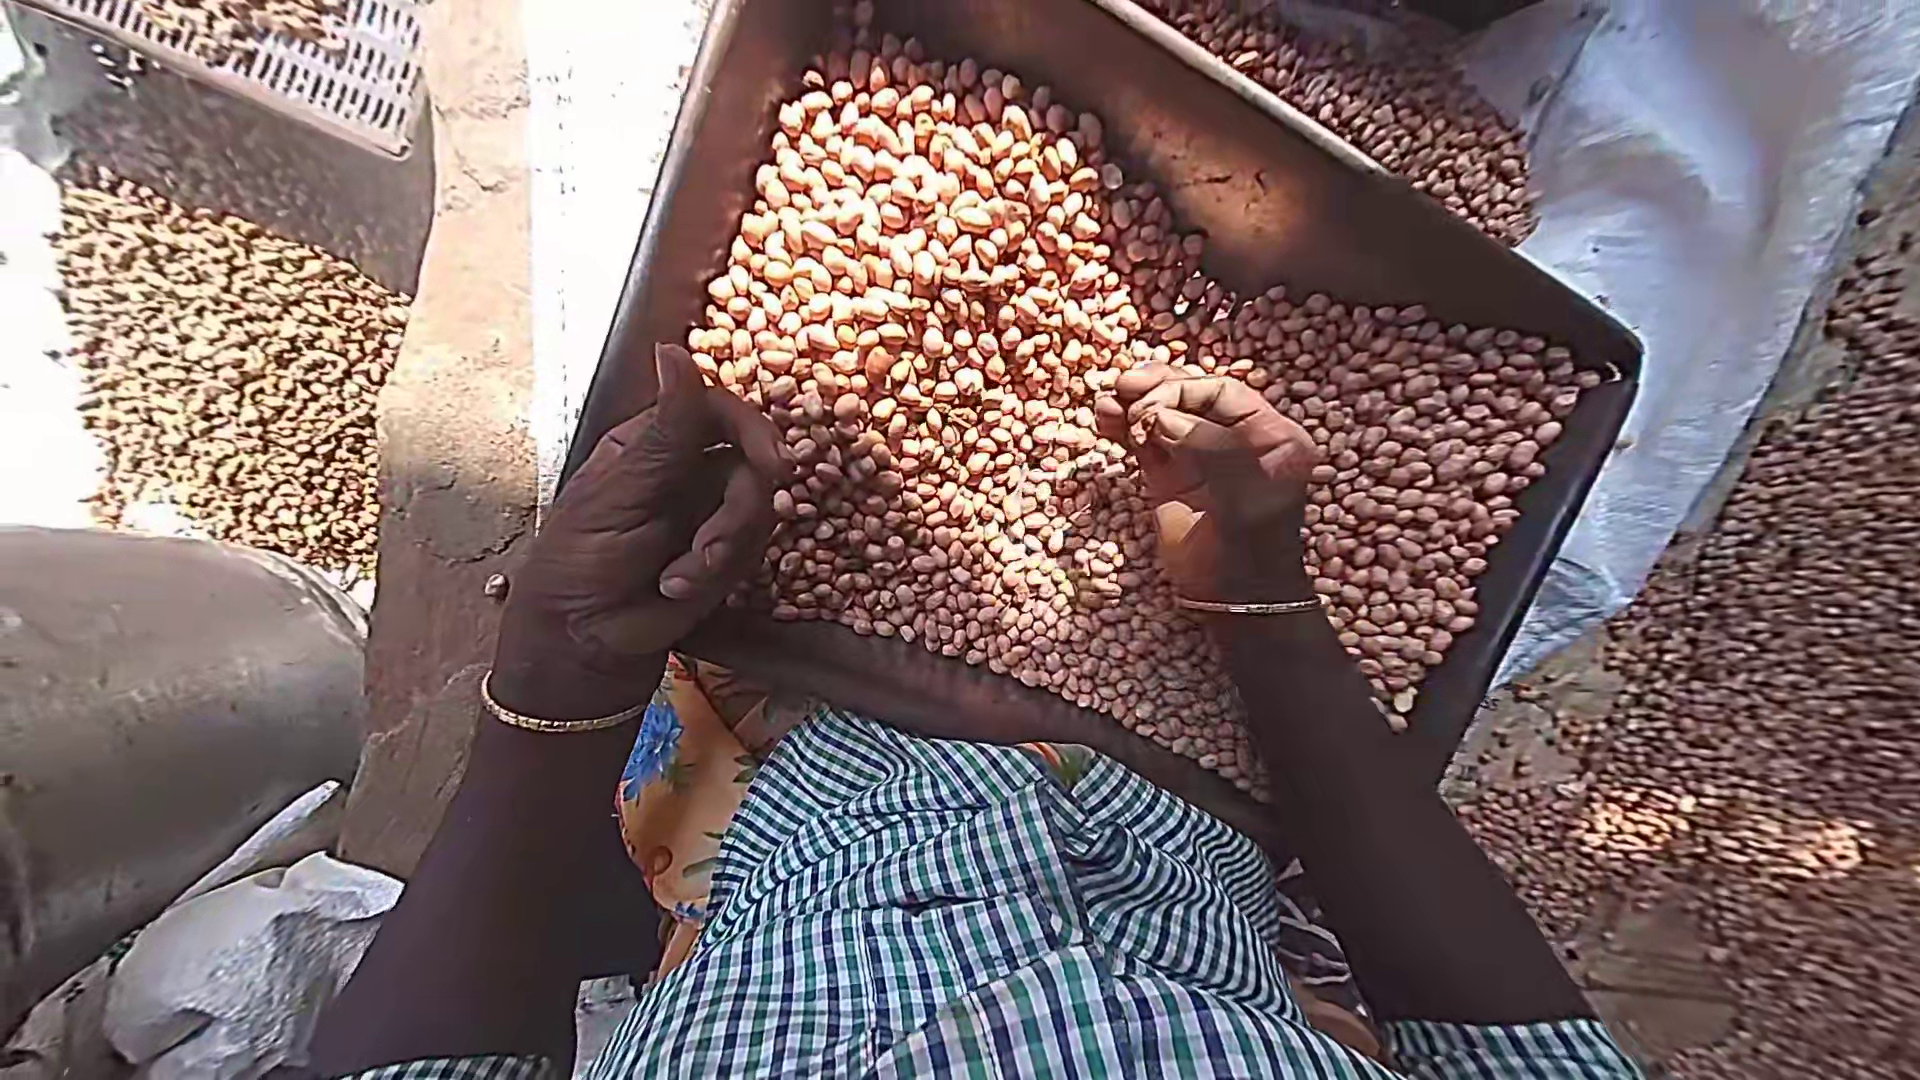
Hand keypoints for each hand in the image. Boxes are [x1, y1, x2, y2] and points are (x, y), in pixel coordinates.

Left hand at [491, 344, 790, 718]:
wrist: (585, 637)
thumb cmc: (579, 559)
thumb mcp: (619, 493)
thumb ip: (664, 432)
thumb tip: (674, 352)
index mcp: (657, 442)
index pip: (720, 412)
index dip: (752, 430)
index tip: (774, 464)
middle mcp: (693, 469)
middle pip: (753, 463)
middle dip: (741, 508)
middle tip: (717, 545)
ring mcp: (714, 511)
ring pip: (759, 507)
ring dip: (724, 545)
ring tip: (680, 575)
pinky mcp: (729, 550)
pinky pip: (752, 547)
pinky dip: (718, 569)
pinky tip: (679, 585)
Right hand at [1094, 365, 1317, 601]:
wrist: (1231, 596)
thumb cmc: (1249, 546)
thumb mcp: (1242, 493)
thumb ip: (1207, 447)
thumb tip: (1158, 416)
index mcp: (1268, 434)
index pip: (1222, 392)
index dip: (1184, 391)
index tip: (1151, 408)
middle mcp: (1231, 438)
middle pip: (1189, 397)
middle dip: (1155, 389)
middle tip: (1123, 386)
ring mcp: (1196, 456)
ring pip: (1162, 416)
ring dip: (1133, 406)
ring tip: (1106, 403)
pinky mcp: (1167, 476)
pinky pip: (1144, 443)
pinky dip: (1123, 430)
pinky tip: (1104, 419)